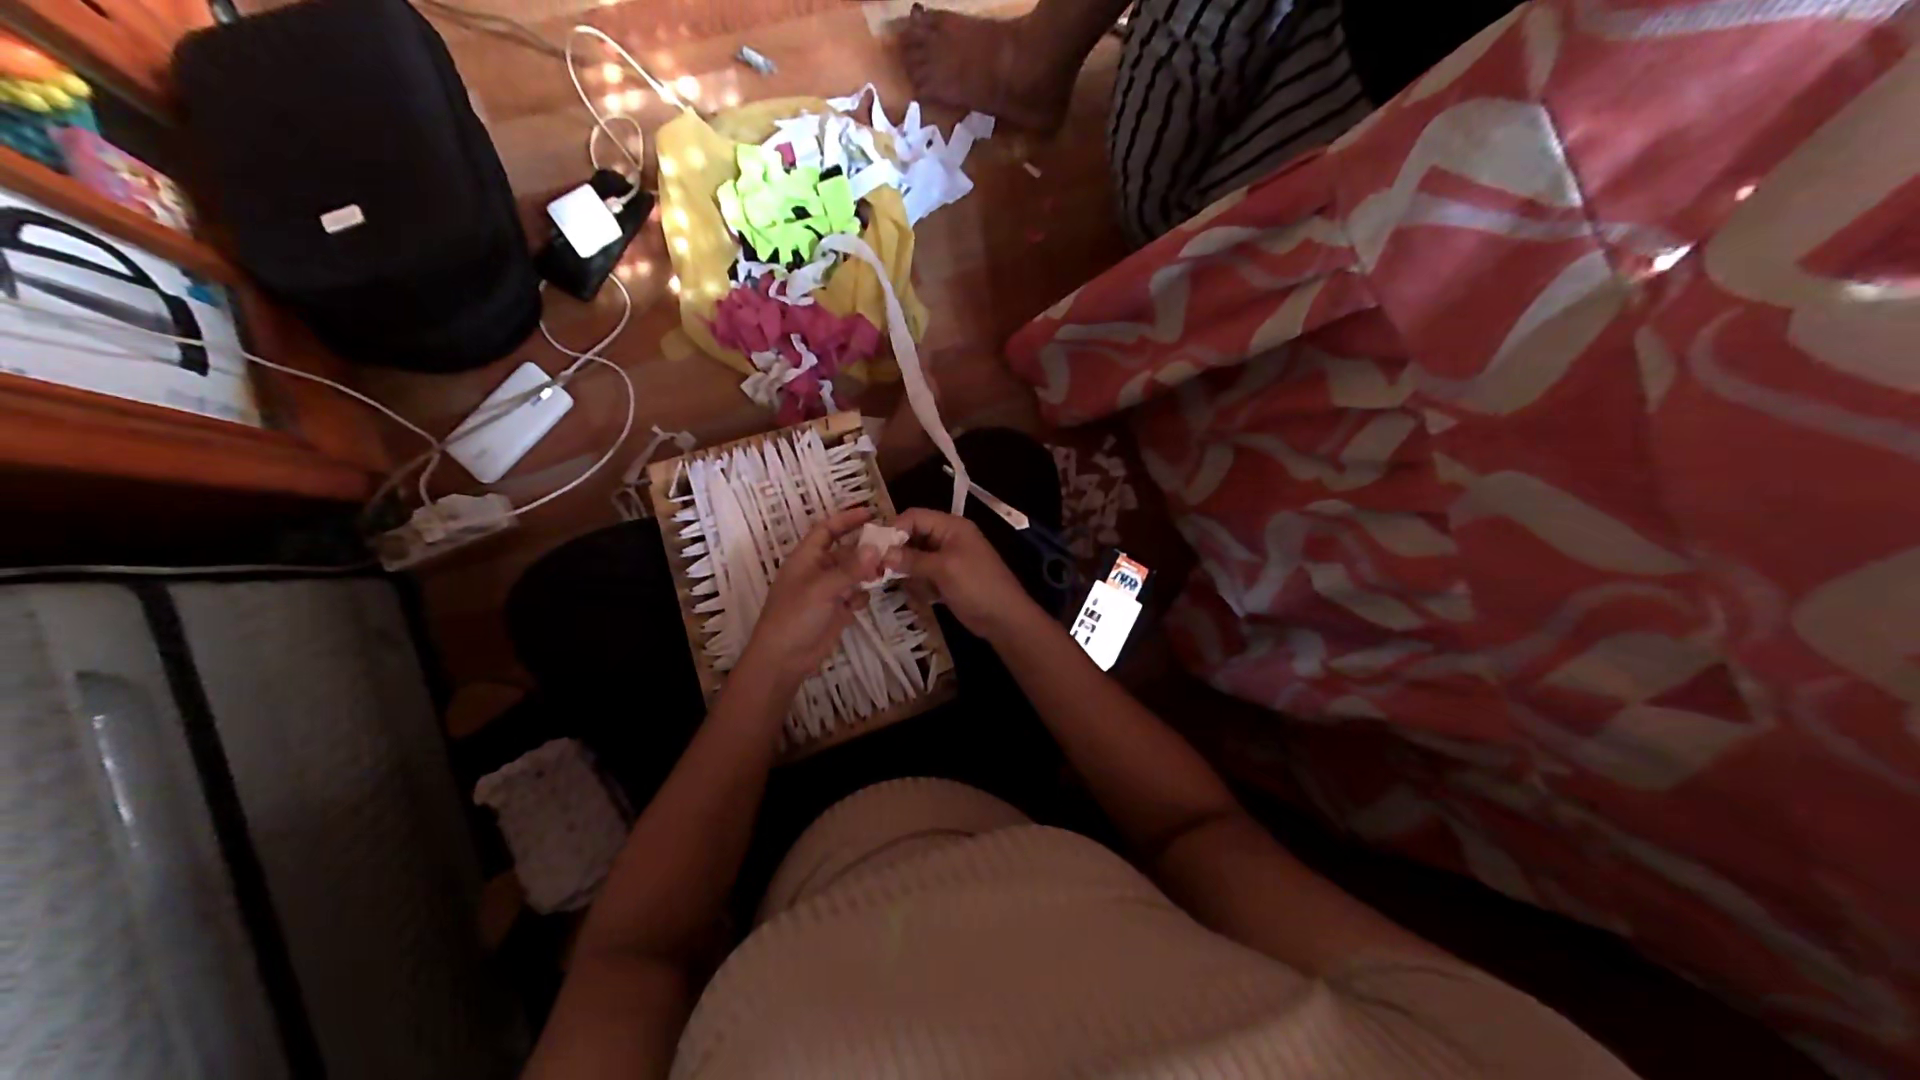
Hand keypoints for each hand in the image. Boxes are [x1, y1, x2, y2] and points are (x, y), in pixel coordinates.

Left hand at [739, 508, 879, 688]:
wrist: (784, 659)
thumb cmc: (795, 616)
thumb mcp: (822, 588)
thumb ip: (850, 569)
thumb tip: (876, 548)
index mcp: (806, 558)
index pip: (827, 530)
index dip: (846, 519)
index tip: (870, 512)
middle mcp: (818, 571)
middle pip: (845, 551)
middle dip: (865, 549)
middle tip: (890, 547)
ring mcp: (828, 591)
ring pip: (854, 574)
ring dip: (868, 572)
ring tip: (885, 572)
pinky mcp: (836, 610)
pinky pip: (855, 595)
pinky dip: (862, 596)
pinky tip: (862, 601)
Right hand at [886, 508, 1045, 642]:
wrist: (1004, 618)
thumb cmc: (977, 586)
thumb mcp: (943, 569)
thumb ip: (912, 559)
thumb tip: (881, 553)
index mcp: (951, 526)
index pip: (914, 516)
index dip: (894, 528)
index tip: (873, 548)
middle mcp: (948, 538)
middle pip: (913, 536)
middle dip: (896, 551)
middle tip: (876, 568)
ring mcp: (947, 559)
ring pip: (915, 557)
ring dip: (905, 569)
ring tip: (893, 582)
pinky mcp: (946, 578)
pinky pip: (923, 574)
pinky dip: (917, 582)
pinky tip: (916, 593)